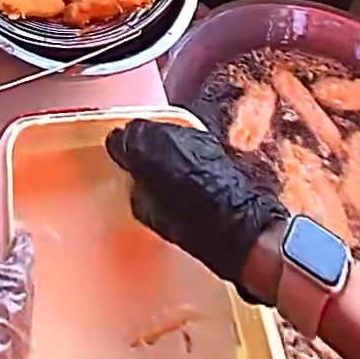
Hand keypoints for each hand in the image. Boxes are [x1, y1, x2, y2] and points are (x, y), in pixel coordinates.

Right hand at [106, 120, 286, 302]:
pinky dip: (177, 149)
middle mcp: (163, 133)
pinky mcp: (205, 138)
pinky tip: (183, 169)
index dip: (119, 152)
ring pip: (161, 131)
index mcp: (144, 149)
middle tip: (138, 165)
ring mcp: (186, 132)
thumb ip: (136, 188)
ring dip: (158, 145)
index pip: (120, 138)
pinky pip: (181, 138)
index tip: (121, 162)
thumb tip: (136, 181)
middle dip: (137, 145)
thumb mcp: (148, 212)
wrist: (239, 228)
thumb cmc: (191, 225)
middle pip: (140, 130)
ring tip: (162, 168)